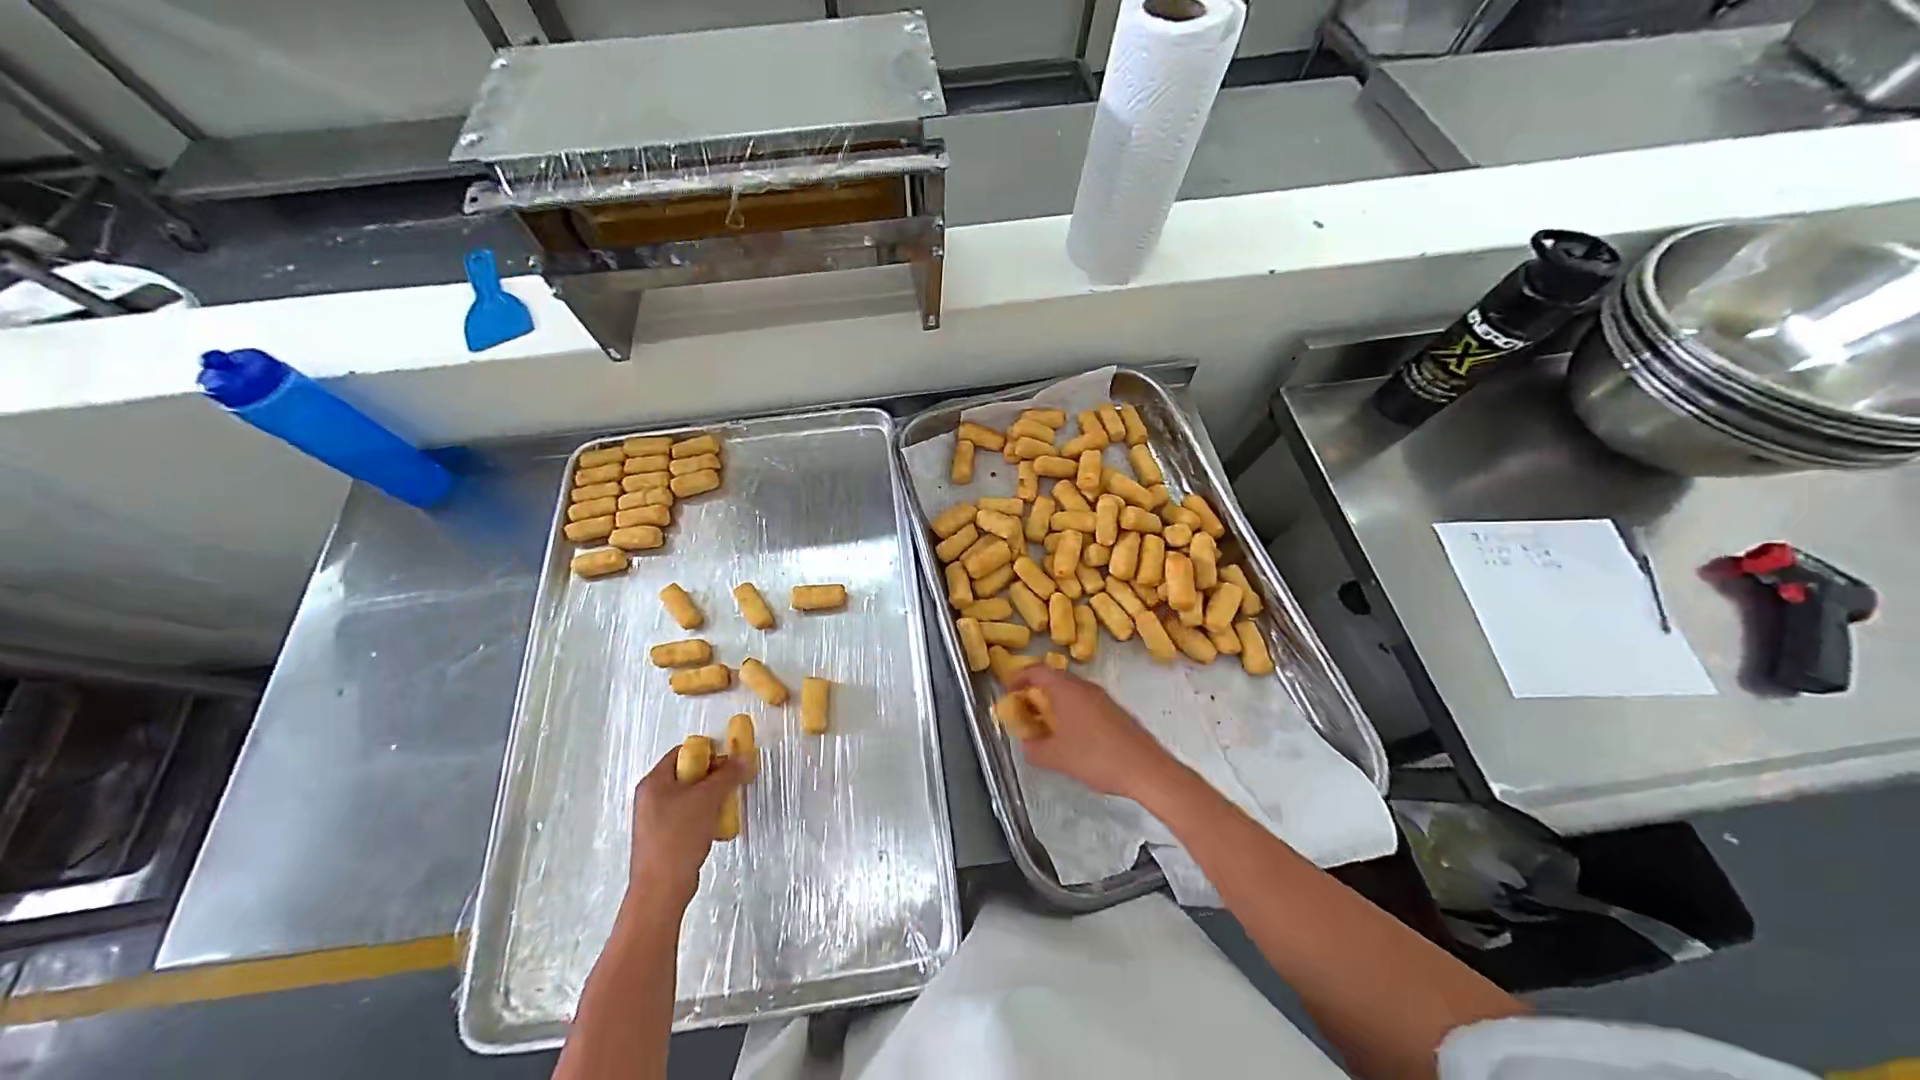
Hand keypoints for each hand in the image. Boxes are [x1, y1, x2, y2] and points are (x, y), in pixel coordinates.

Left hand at [624, 746, 751, 915]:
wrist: (663, 887)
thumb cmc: (676, 839)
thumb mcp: (708, 798)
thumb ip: (727, 775)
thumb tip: (741, 759)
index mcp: (654, 782)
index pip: (683, 752)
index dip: (708, 753)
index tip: (729, 759)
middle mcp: (651, 797)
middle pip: (689, 775)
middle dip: (713, 778)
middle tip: (730, 782)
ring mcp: (657, 819)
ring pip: (691, 797)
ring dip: (712, 799)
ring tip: (724, 807)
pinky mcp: (665, 837)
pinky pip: (689, 817)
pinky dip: (705, 817)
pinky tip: (716, 827)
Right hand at [1008, 667, 1185, 801]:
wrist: (1146, 769)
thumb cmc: (1095, 758)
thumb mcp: (1055, 757)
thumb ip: (1032, 748)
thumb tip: (1026, 742)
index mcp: (1067, 690)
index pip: (1037, 671)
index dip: (1019, 677)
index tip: (1008, 690)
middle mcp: (1085, 687)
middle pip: (1055, 679)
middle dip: (1036, 692)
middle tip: (1024, 710)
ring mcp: (1104, 698)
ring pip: (1072, 692)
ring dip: (1055, 703)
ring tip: (1045, 726)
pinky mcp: (1116, 712)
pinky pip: (1086, 703)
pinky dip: (1072, 712)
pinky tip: (1072, 737)